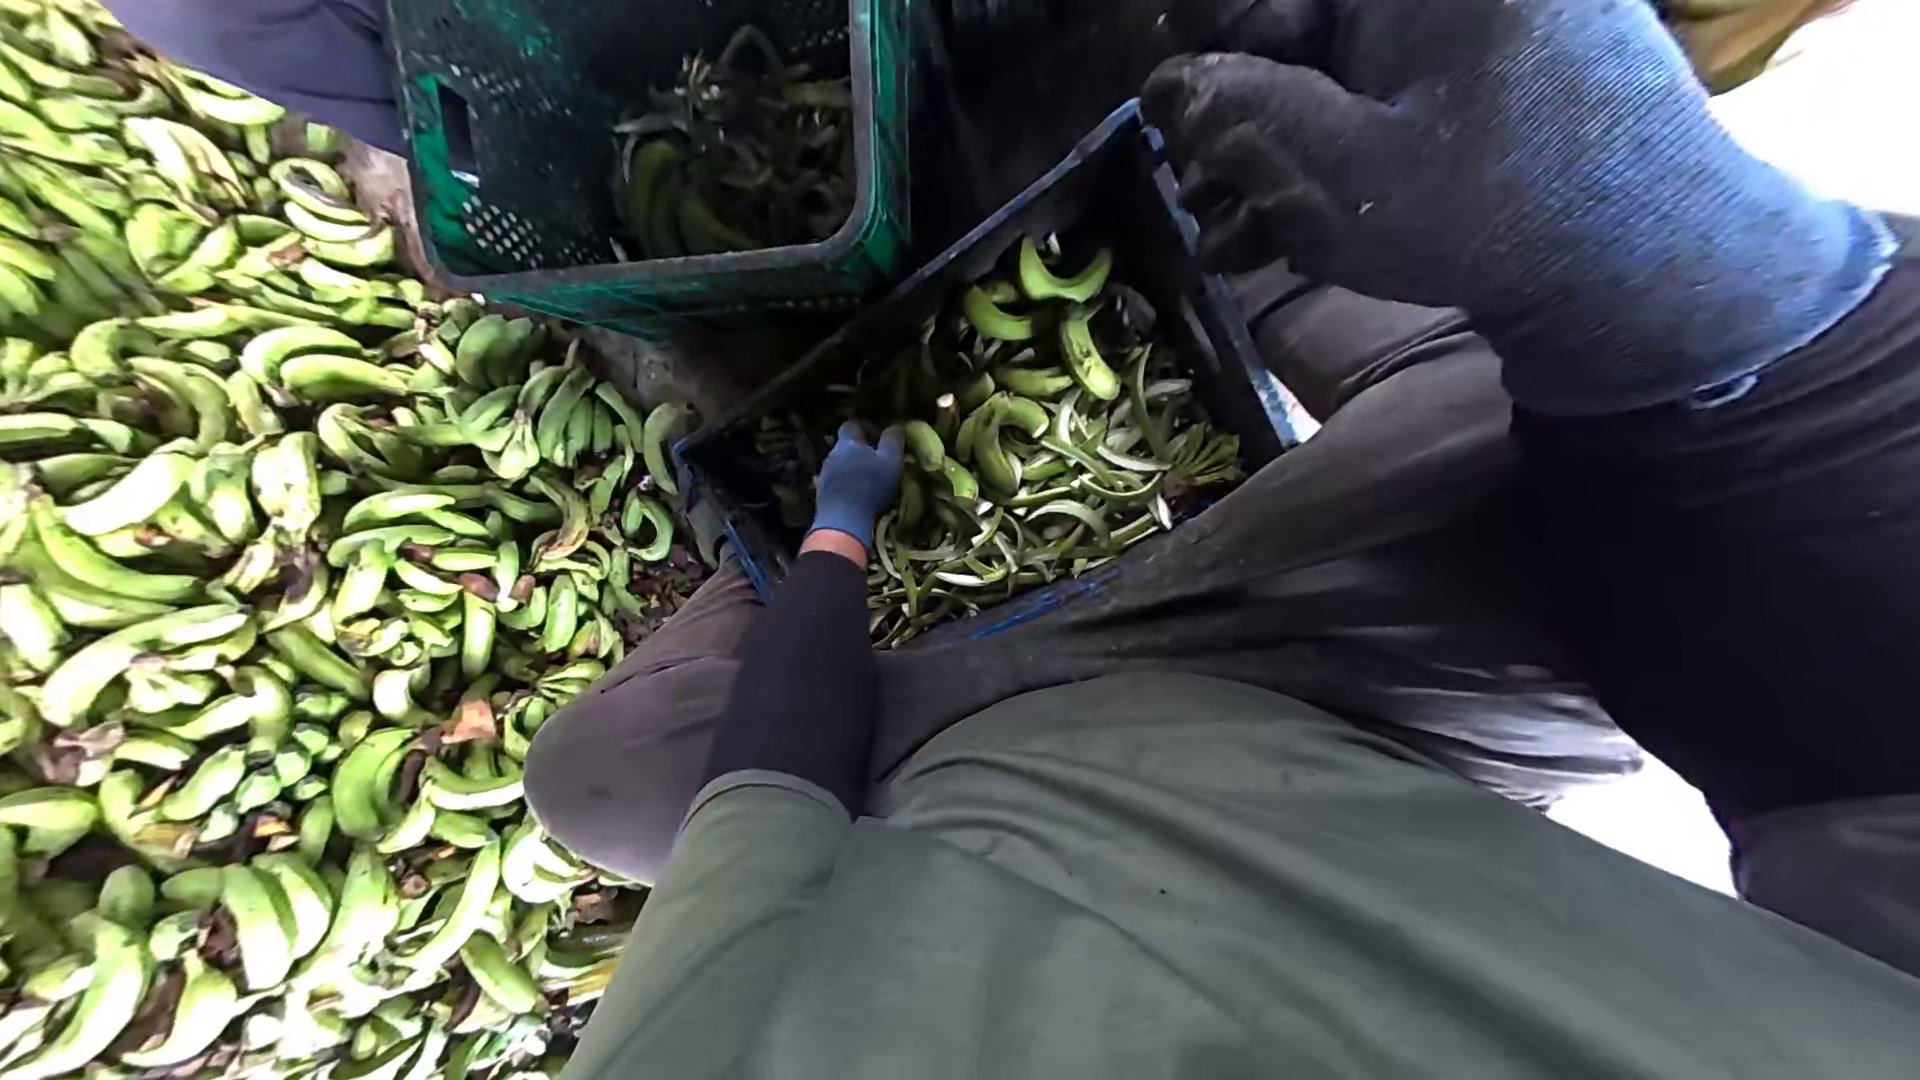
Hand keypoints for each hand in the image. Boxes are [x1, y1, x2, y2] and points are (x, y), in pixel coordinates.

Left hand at [806, 421, 903, 555]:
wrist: (843, 519)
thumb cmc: (870, 486)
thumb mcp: (890, 462)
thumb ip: (893, 441)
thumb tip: (896, 425)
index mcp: (848, 443)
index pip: (851, 425)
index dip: (863, 428)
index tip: (875, 435)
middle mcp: (832, 454)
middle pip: (844, 446)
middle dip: (857, 450)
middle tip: (874, 459)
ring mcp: (824, 474)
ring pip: (838, 464)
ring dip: (850, 468)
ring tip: (865, 479)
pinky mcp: (821, 492)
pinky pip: (834, 482)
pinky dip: (844, 484)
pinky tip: (855, 494)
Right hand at [1142, 0, 1892, 414]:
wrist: (1620, 261)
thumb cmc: (1481, 209)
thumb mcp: (1341, 169)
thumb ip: (1243, 117)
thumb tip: (1164, 85)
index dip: (1203, 44)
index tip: (1162, 110)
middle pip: (1281, 38)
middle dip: (1224, 126)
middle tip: (1188, 194)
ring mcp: (1434, 44)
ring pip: (1304, 92)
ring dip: (1249, 170)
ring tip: (1219, 241)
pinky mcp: (1438, 98)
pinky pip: (1344, 121)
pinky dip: (1295, 179)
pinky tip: (1259, 241)